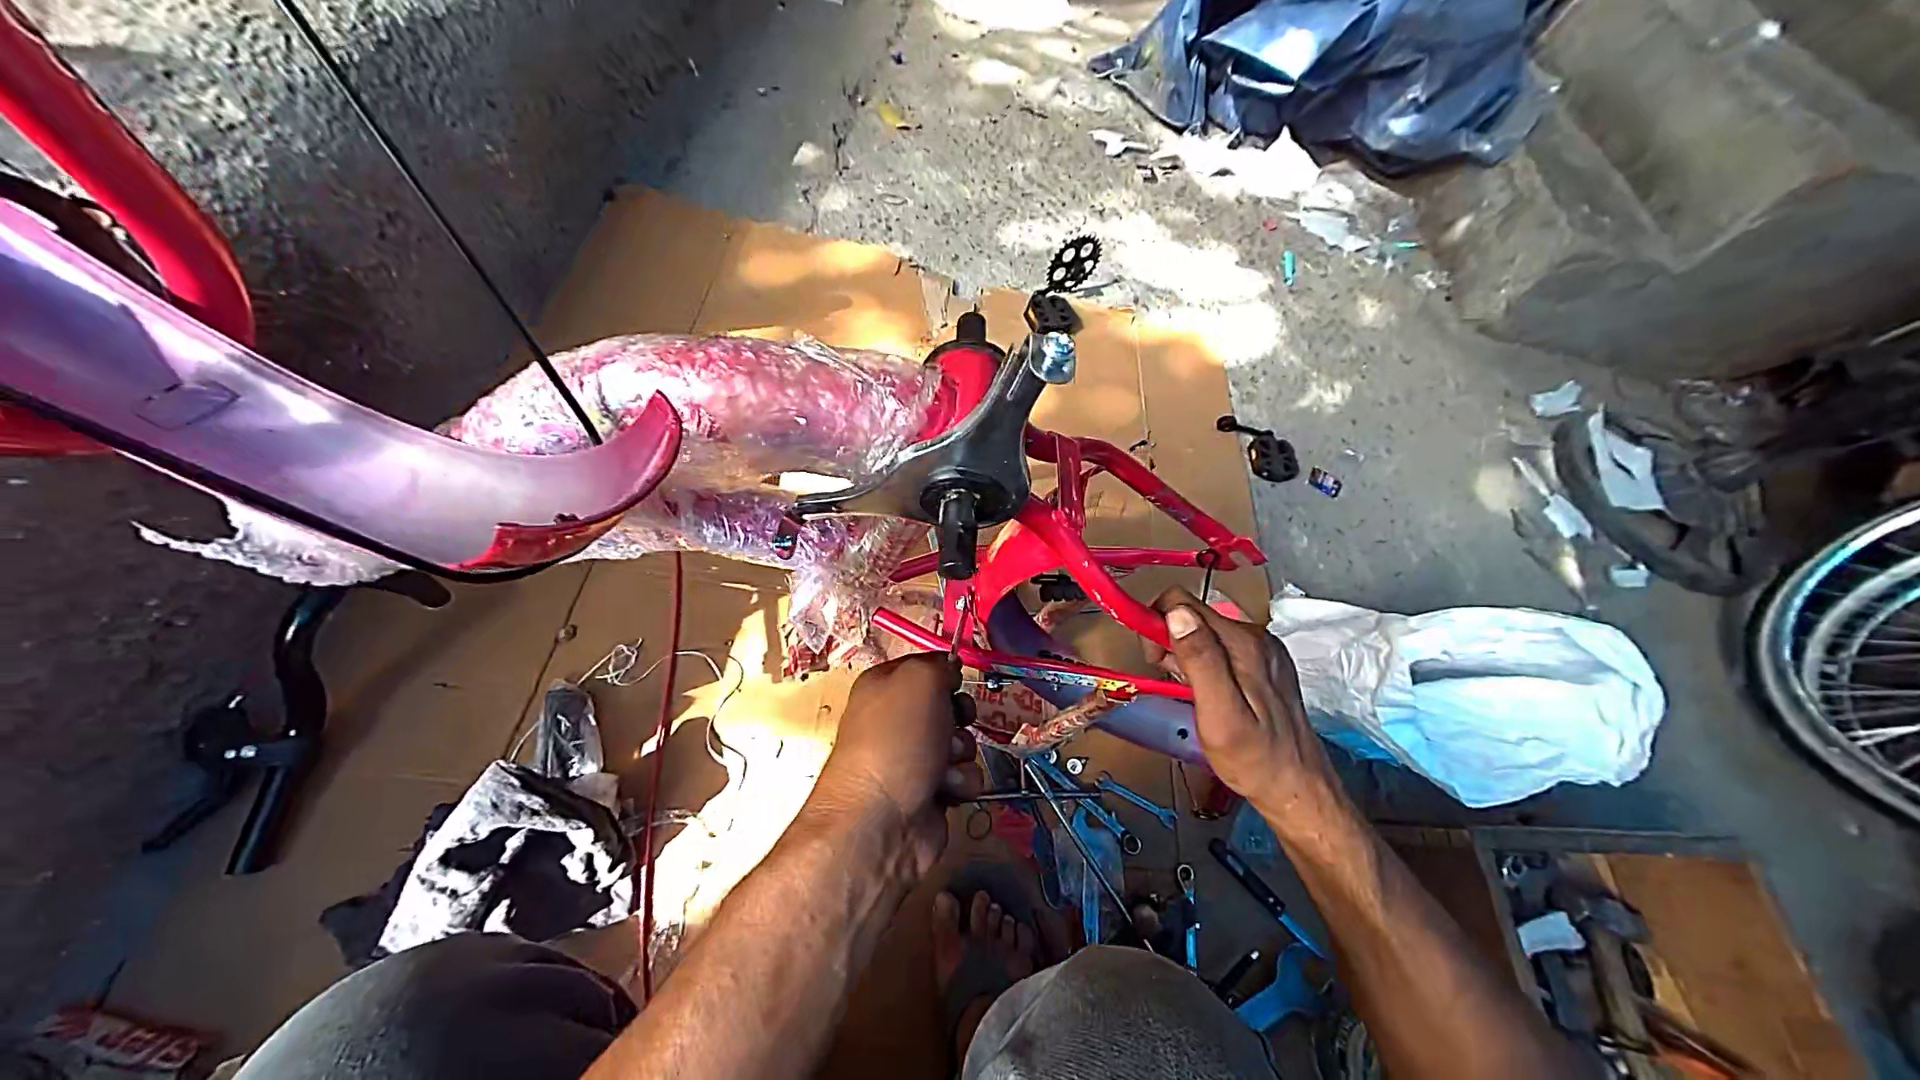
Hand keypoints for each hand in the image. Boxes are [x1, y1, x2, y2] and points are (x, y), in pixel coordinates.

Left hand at [809, 654, 983, 872]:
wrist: (882, 820)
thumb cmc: (895, 740)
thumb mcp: (919, 681)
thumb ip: (939, 665)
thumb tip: (949, 670)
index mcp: (884, 687)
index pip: (927, 667)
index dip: (945, 674)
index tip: (955, 681)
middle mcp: (896, 721)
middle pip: (950, 706)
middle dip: (959, 715)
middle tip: (953, 723)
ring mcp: (914, 759)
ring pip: (962, 742)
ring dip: (961, 753)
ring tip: (942, 766)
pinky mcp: (932, 791)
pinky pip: (964, 777)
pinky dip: (960, 783)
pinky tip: (944, 789)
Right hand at [1146, 587, 1342, 815]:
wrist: (1298, 788)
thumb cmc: (1255, 760)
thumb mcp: (1219, 715)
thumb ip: (1199, 660)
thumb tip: (1176, 614)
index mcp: (1243, 644)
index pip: (1182, 603)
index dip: (1157, 625)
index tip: (1153, 659)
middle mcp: (1256, 638)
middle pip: (1193, 614)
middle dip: (1168, 640)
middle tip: (1168, 679)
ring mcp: (1262, 650)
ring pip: (1204, 630)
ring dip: (1183, 653)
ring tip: (1186, 689)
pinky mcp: (1264, 664)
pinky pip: (1220, 647)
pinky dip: (1202, 663)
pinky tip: (1205, 692)